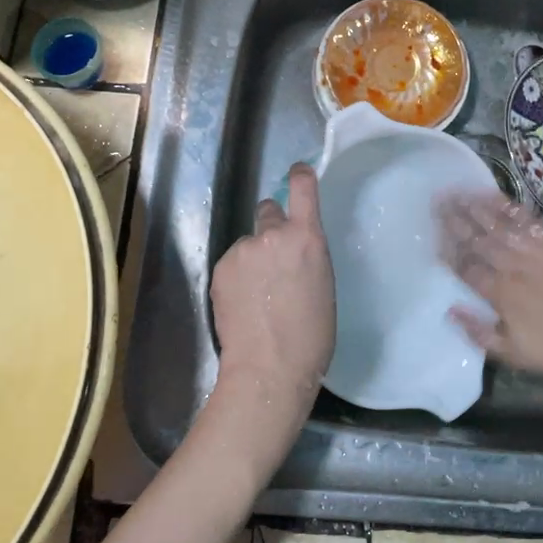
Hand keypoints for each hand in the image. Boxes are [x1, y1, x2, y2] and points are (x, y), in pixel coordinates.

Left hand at [210, 164, 335, 411]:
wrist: (269, 369)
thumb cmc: (311, 335)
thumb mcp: (323, 284)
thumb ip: (307, 253)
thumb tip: (294, 248)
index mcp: (306, 237)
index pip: (302, 186)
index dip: (299, 175)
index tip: (297, 172)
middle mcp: (272, 234)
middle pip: (268, 209)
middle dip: (271, 226)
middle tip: (274, 258)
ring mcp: (242, 250)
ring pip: (249, 242)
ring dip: (253, 256)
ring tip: (257, 293)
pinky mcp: (220, 268)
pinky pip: (233, 262)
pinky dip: (237, 275)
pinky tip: (243, 303)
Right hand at [438, 190, 542, 388]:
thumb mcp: (515, 355)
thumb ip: (479, 333)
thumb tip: (450, 309)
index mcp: (501, 294)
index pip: (466, 266)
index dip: (447, 249)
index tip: (432, 234)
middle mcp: (515, 266)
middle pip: (479, 238)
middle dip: (455, 219)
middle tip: (437, 200)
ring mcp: (537, 251)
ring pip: (500, 224)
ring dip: (476, 206)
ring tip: (458, 192)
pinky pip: (528, 220)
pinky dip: (509, 207)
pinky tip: (496, 197)